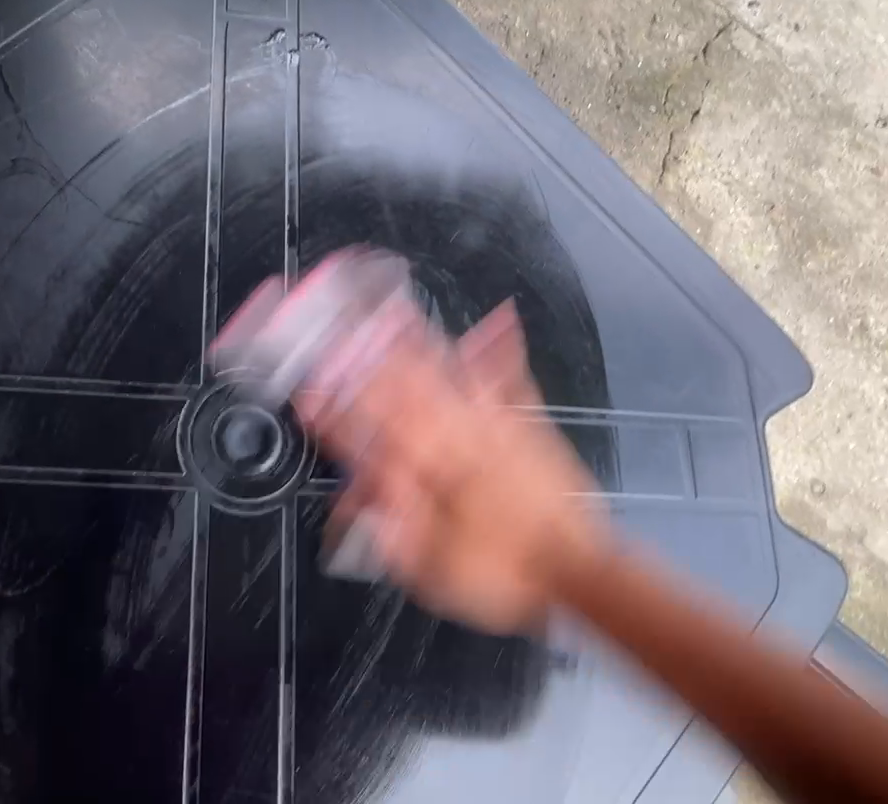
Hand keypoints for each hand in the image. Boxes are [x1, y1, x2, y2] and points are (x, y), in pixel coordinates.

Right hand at [299, 299, 607, 632]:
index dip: (335, 415)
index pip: (371, 439)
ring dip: (418, 343)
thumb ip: (394, 533)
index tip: (308, 391)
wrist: (579, 573)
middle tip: (340, 327)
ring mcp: (495, 428)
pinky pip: (511, 380)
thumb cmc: (505, 576)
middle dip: (367, 362)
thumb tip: (358, 497)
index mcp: (433, 480)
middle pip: (404, 395)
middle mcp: (459, 443)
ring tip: (395, 311)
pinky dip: (502, 348)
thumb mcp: (437, 574)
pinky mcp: (527, 427)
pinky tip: (498, 319)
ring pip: (449, 378)